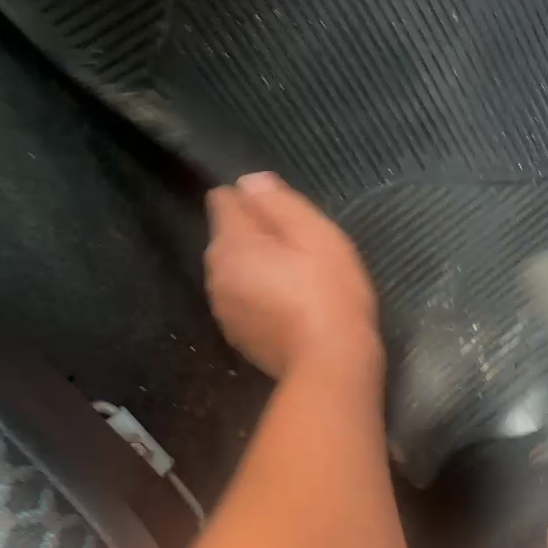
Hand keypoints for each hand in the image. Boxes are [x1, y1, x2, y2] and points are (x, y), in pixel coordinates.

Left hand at [205, 172, 379, 378]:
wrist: (331, 365)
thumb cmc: (330, 294)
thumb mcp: (317, 236)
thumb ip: (280, 203)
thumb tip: (250, 182)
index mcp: (230, 244)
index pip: (223, 200)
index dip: (256, 203)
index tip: (288, 220)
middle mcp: (216, 275)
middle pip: (229, 239)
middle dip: (257, 239)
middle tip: (301, 255)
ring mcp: (223, 311)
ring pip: (236, 272)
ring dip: (258, 270)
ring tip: (298, 284)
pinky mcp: (237, 338)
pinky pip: (244, 302)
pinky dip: (260, 300)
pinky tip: (291, 311)